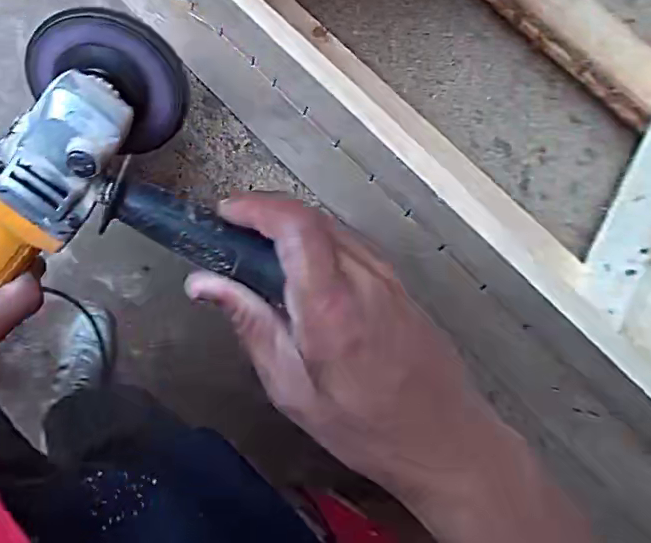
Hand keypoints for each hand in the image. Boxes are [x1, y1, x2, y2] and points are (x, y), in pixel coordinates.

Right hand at [187, 196, 586, 539]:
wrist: (449, 442)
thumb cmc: (364, 426)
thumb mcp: (292, 388)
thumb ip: (249, 324)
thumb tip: (201, 282)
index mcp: (332, 306)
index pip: (296, 226)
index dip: (257, 207)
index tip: (226, 213)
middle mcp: (361, 276)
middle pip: (307, 215)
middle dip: (263, 210)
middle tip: (231, 230)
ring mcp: (383, 271)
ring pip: (326, 221)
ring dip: (286, 220)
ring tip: (256, 244)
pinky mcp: (394, 274)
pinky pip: (344, 237)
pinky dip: (312, 234)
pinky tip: (298, 261)